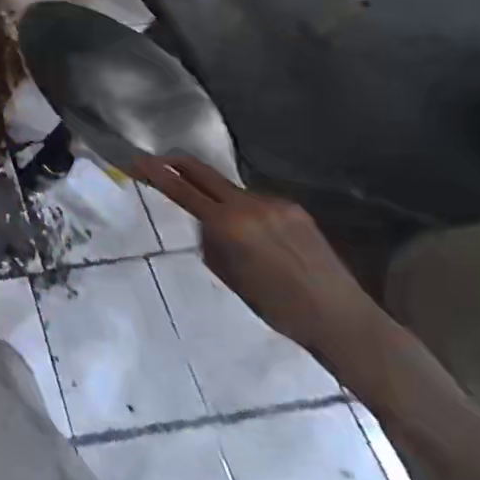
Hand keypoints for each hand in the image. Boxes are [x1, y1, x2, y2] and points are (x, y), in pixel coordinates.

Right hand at [133, 156, 381, 354]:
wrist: (341, 318)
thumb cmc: (279, 309)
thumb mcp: (231, 279)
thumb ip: (211, 243)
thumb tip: (204, 224)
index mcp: (229, 226)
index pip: (184, 192)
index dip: (158, 175)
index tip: (138, 161)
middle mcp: (249, 205)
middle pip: (204, 173)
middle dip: (178, 165)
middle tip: (158, 162)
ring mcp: (274, 203)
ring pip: (233, 192)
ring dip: (218, 199)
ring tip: (226, 230)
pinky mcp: (294, 209)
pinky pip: (258, 203)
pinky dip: (247, 213)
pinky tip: (259, 239)